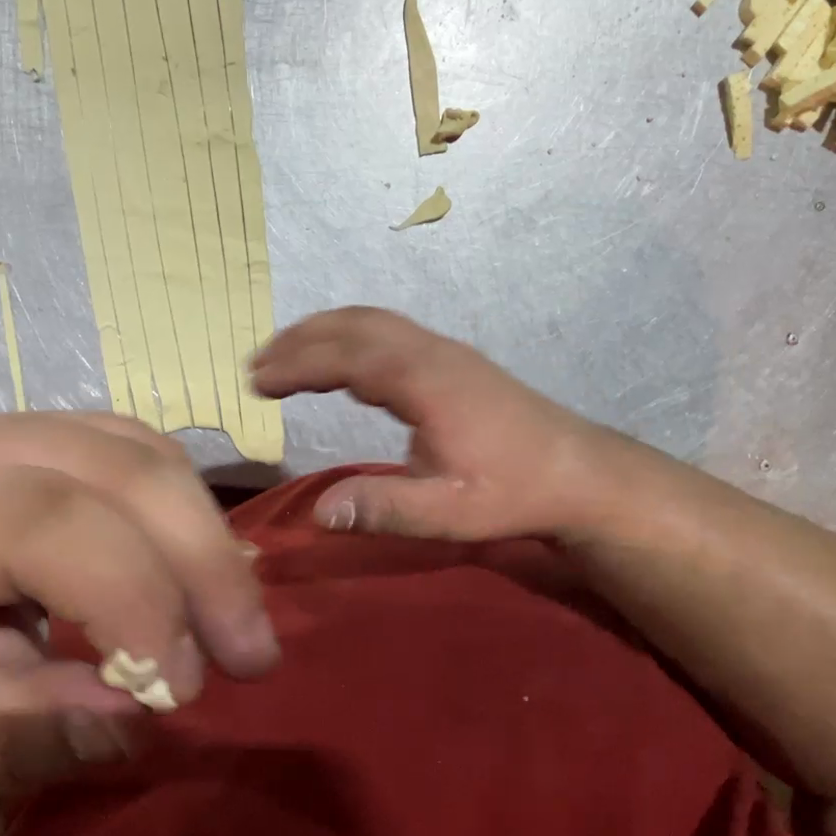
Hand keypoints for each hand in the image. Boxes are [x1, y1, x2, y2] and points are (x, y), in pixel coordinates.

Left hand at [0, 413, 277, 796]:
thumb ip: (24, 730)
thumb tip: (138, 714)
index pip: (44, 524)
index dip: (130, 597)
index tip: (177, 690)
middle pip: (123, 474)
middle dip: (202, 568)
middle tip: (249, 661)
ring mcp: (39, 430)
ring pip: (155, 459)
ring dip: (212, 546)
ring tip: (239, 633)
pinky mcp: (80, 437)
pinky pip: (160, 459)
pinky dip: (198, 521)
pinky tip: (209, 582)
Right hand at [251, 307, 630, 541]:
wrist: (579, 473)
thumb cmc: (513, 492)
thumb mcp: (448, 513)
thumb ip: (383, 508)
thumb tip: (318, 512)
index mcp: (424, 382)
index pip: (346, 360)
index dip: (297, 366)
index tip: (256, 381)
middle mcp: (430, 353)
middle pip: (355, 327)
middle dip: (301, 339)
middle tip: (256, 363)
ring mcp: (444, 351)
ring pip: (373, 323)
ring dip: (324, 332)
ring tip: (283, 355)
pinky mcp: (452, 361)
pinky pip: (388, 332)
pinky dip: (349, 337)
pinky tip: (339, 363)